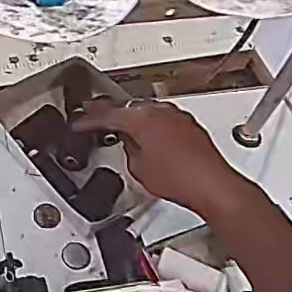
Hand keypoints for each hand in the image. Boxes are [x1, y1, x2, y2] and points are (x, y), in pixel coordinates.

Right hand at [72, 99, 262, 219]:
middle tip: (93, 116)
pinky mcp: (188, 124)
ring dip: (130, 116)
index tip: (80, 123)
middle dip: (108, 112)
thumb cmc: (180, 178)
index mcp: (141, 118)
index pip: (106, 115)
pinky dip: (149, 122)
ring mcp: (176, 115)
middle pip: (126, 106)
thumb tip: (128, 143)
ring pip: (145, 109)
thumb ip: (128, 148)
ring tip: (118, 126)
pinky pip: (161, 117)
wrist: (211, 185)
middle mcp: (159, 111)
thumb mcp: (138, 168)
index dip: (89, 120)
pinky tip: (147, 133)